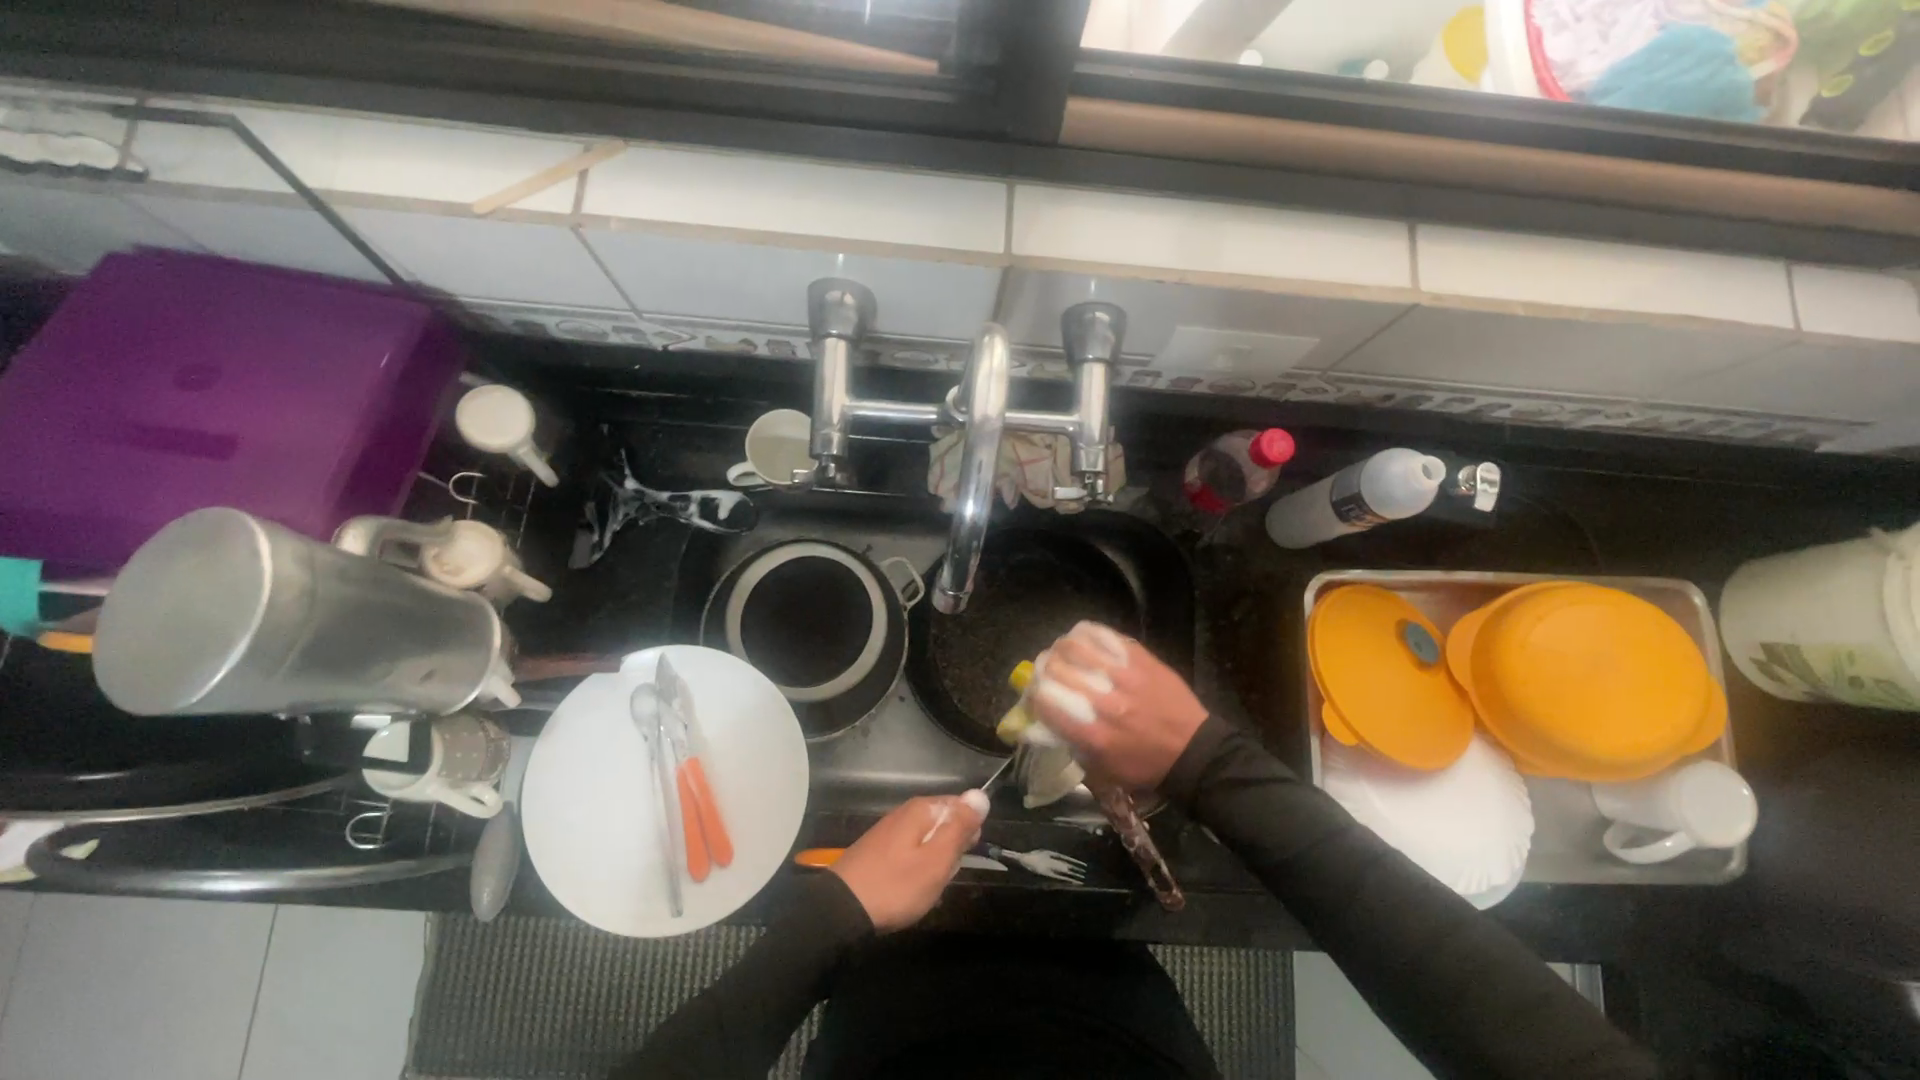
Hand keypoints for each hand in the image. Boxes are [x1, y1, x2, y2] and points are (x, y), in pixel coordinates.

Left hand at [829, 790, 988, 932]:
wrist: (842, 909)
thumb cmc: (896, 886)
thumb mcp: (937, 860)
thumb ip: (960, 827)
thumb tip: (981, 794)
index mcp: (921, 809)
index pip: (962, 807)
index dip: (968, 833)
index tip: (963, 856)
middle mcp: (905, 812)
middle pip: (945, 825)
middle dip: (950, 851)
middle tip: (940, 875)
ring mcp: (890, 830)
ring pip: (929, 842)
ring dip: (934, 864)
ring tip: (924, 887)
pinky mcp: (879, 849)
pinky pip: (911, 853)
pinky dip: (915, 870)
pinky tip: (909, 889)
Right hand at [1029, 621, 1207, 788]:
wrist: (1193, 751)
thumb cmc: (1144, 766)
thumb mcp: (1101, 769)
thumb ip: (1069, 743)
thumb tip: (1042, 722)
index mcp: (1092, 733)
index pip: (1044, 700)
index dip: (1033, 695)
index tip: (1036, 696)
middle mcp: (1104, 701)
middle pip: (1054, 669)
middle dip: (1043, 669)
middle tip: (1047, 673)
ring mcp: (1123, 675)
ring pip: (1074, 646)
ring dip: (1061, 649)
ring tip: (1063, 654)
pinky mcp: (1139, 658)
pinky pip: (1103, 634)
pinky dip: (1085, 634)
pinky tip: (1083, 641)